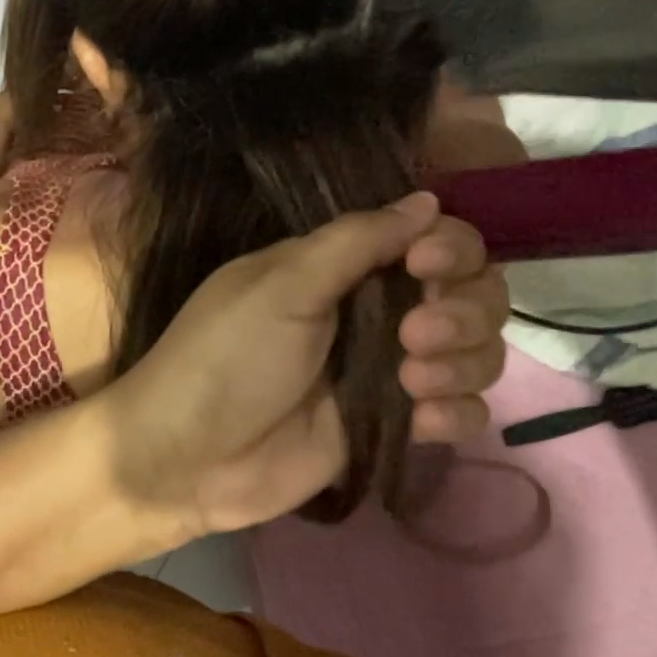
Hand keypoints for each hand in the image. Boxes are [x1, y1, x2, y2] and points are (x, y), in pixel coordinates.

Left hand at [95, 192, 506, 535]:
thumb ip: (356, 241)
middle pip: (465, 293)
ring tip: (412, 379)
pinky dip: (454, 412)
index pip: (426, 240)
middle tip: (416, 334)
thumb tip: (426, 199)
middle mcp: (365, 313)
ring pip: (471, 350)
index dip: (448, 247)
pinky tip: (421, 420)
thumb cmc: (224, 360)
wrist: (186, 458)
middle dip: (462, 308)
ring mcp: (379, 371)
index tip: (427, 265)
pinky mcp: (385, 426)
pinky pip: (457, 411)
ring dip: (462, 360)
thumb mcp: (280, 286)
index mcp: (334, 270)